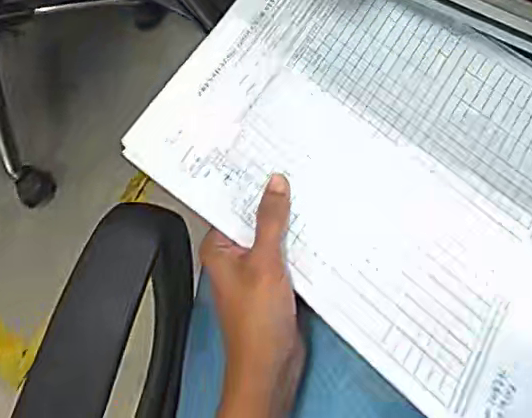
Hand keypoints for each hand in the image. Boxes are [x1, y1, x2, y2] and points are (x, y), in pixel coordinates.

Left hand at [203, 174, 304, 417]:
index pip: (232, 203)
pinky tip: (313, 224)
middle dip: (273, 199)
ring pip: (273, 233)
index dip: (249, 182)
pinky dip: (298, 241)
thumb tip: (275, 183)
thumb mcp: (264, 262)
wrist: (272, 371)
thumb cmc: (256, 324)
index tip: (265, 159)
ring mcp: (255, 267)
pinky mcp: (275, 280)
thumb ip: (270, 221)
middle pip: (255, 216)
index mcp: (219, 246)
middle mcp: (234, 254)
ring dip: (288, 220)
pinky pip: (286, 251)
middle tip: (291, 168)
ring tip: (306, 189)